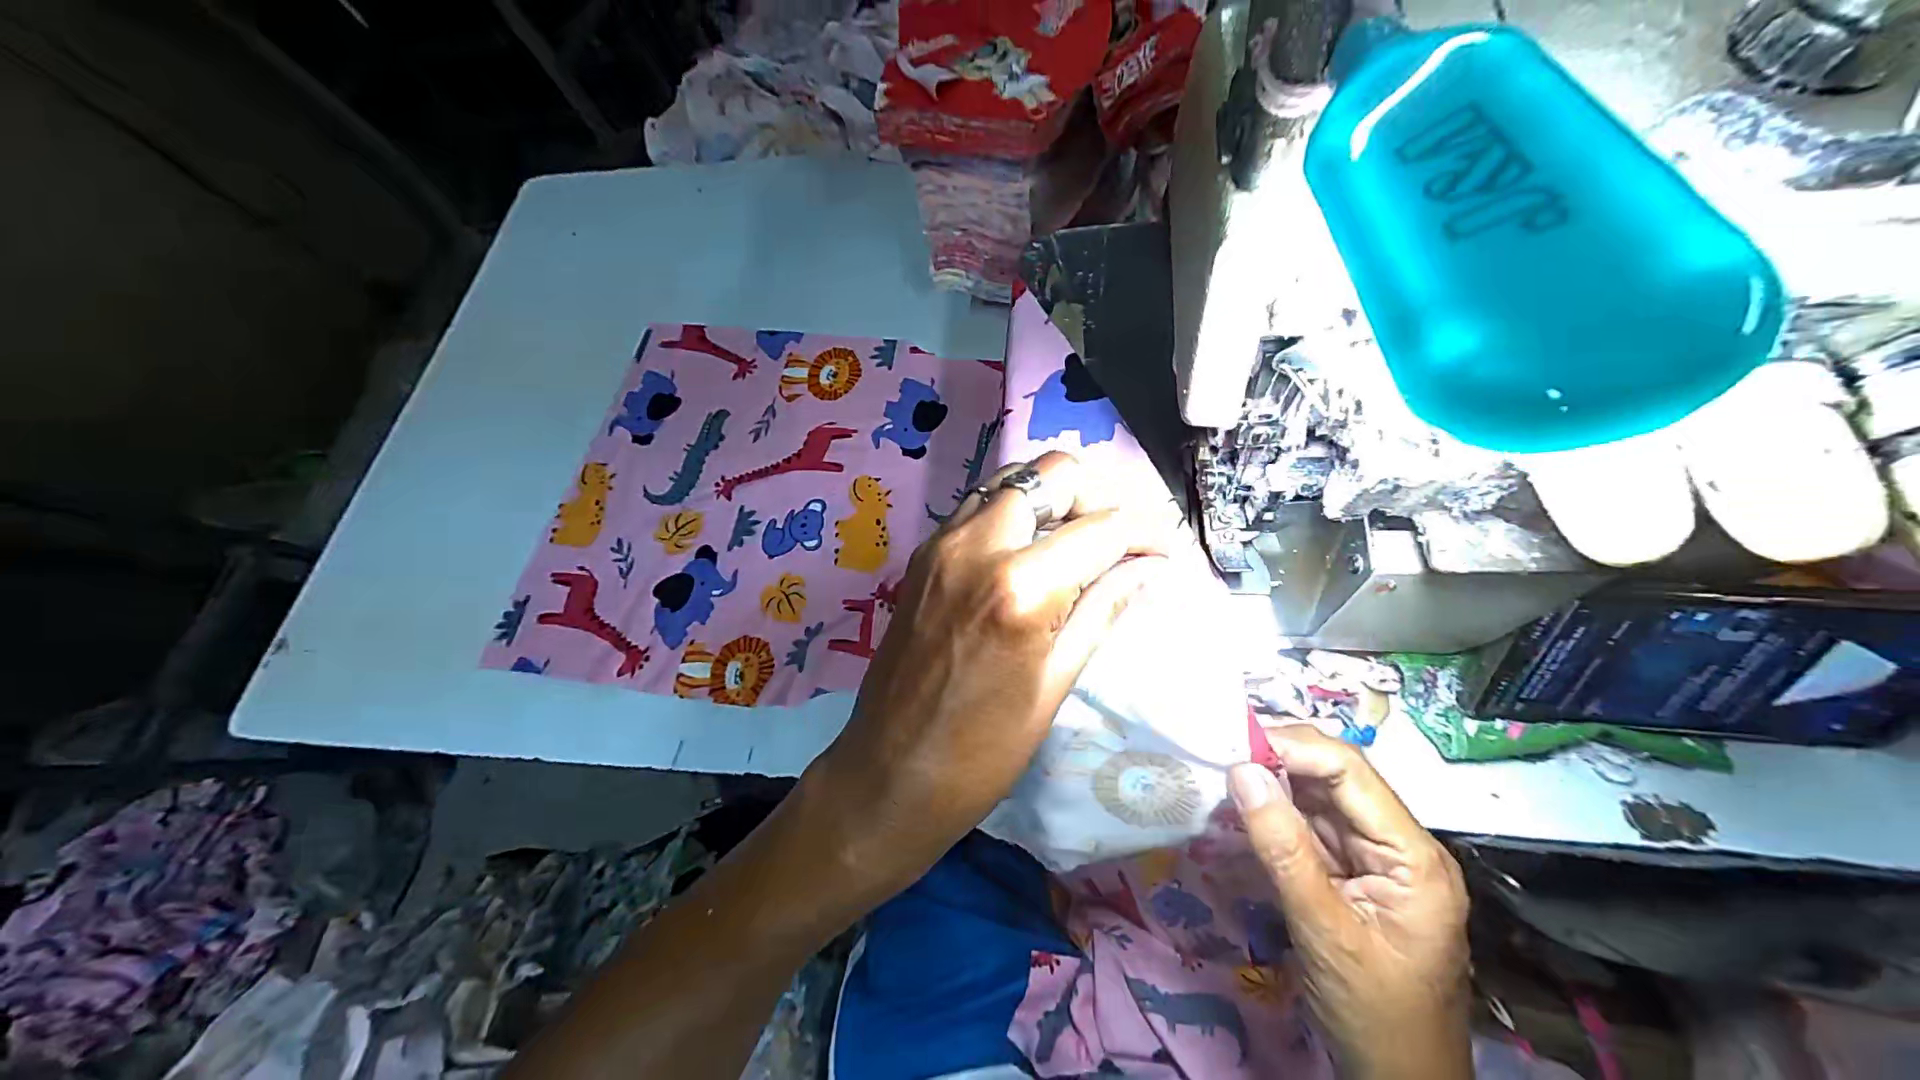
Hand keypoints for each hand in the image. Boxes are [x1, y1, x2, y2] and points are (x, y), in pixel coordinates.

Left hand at [808, 451, 1168, 890]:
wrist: (889, 773)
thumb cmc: (982, 751)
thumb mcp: (1055, 684)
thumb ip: (1103, 610)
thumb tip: (1148, 569)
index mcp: (1019, 587)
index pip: (1102, 528)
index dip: (1147, 532)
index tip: (1166, 549)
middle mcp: (976, 546)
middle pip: (1051, 474)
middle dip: (1096, 497)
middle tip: (1115, 541)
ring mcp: (941, 545)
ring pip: (1010, 482)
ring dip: (1052, 499)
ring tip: (1077, 544)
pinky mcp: (921, 556)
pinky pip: (978, 509)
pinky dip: (1013, 515)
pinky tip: (1029, 555)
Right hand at [1229, 727, 1470, 1079]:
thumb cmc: (1374, 1014)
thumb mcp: (1324, 930)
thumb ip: (1282, 847)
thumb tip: (1241, 771)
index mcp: (1413, 855)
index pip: (1352, 773)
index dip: (1294, 748)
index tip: (1236, 743)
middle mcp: (1399, 844)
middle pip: (1335, 779)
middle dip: (1278, 762)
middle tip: (1220, 754)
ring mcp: (1376, 858)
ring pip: (1318, 800)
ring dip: (1272, 786)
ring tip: (1222, 776)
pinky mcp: (1352, 873)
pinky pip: (1311, 828)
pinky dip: (1275, 816)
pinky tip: (1243, 809)